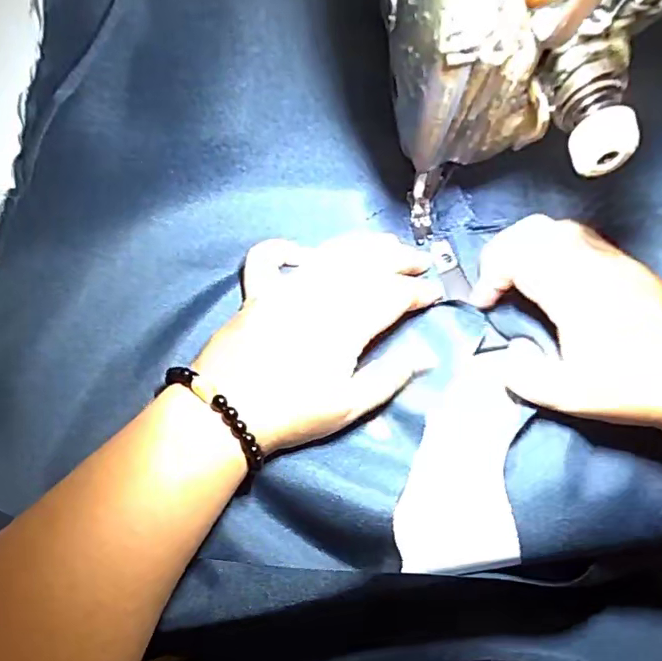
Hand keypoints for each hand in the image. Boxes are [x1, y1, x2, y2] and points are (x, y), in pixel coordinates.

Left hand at [189, 233, 441, 451]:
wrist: (226, 411)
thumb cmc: (292, 414)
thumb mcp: (349, 406)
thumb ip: (389, 378)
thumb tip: (423, 357)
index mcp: (347, 322)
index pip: (392, 295)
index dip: (418, 292)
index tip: (435, 294)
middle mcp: (320, 293)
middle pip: (367, 264)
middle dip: (400, 260)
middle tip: (421, 262)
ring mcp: (285, 288)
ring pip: (330, 253)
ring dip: (362, 246)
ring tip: (385, 246)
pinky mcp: (257, 293)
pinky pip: (271, 257)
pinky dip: (289, 249)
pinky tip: (306, 254)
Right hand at [471, 215, 661, 440]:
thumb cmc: (636, 386)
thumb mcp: (569, 394)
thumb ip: (525, 377)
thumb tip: (507, 358)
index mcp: (572, 288)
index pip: (517, 255)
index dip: (490, 275)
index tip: (484, 303)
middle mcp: (593, 263)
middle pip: (537, 230)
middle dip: (504, 251)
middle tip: (494, 284)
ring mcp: (615, 261)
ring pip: (562, 229)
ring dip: (530, 248)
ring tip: (520, 280)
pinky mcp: (631, 269)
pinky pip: (584, 241)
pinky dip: (556, 251)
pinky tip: (557, 284)